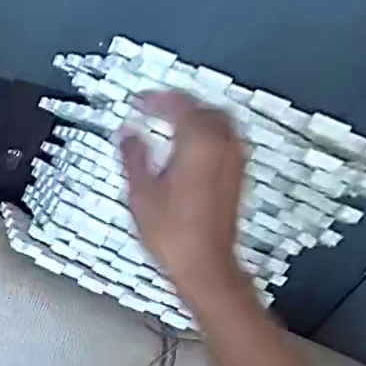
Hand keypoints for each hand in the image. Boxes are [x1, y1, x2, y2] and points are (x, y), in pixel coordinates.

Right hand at [121, 91, 250, 305]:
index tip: (139, 101)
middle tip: (156, 109)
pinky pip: (225, 141)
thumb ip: (134, 157)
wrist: (205, 265)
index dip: (155, 99)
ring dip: (195, 119)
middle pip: (203, 107)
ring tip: (173, 126)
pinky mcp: (237, 177)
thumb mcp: (141, 194)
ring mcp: (234, 161)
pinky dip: (207, 137)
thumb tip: (128, 134)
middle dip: (178, 105)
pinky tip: (191, 151)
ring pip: (218, 122)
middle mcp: (223, 145)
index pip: (177, 104)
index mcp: (198, 142)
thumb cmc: (175, 236)